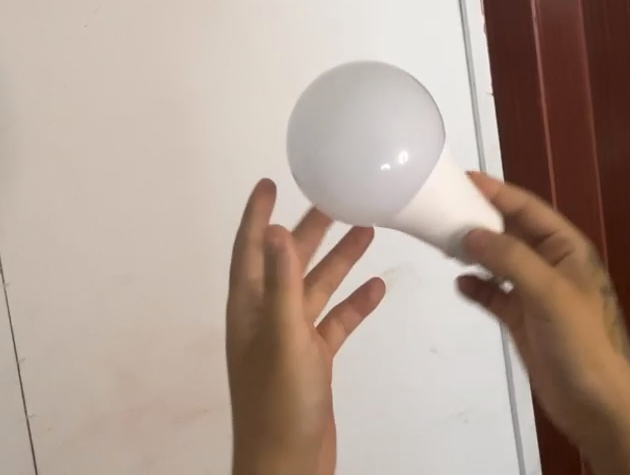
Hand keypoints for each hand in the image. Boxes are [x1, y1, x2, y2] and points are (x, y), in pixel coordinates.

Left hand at [226, 179, 385, 474]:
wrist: (288, 467)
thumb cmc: (277, 401)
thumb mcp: (281, 336)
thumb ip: (281, 282)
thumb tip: (274, 228)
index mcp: (251, 305)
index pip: (251, 248)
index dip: (257, 214)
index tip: (269, 183)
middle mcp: (269, 315)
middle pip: (289, 260)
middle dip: (310, 228)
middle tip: (334, 197)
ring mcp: (292, 337)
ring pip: (317, 286)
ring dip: (339, 260)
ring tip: (366, 229)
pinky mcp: (313, 358)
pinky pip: (336, 320)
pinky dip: (355, 304)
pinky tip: (377, 287)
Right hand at [456, 172, 629, 474]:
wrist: (600, 407)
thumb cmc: (583, 340)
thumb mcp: (549, 291)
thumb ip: (510, 258)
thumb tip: (471, 233)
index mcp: (566, 248)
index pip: (528, 208)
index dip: (498, 191)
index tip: (464, 179)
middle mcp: (550, 263)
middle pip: (511, 231)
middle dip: (481, 218)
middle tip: (445, 207)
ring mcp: (536, 293)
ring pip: (500, 261)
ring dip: (476, 251)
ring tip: (445, 241)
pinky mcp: (523, 320)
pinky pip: (495, 294)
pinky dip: (477, 286)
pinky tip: (460, 283)